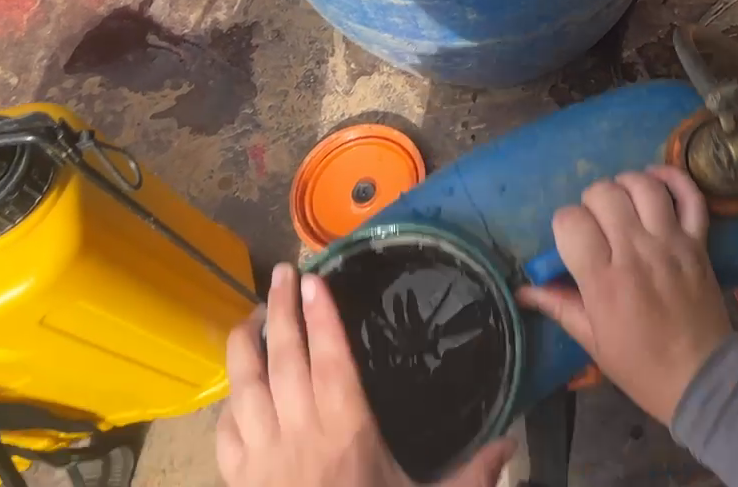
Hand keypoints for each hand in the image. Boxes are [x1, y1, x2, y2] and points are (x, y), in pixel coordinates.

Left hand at [217, 263, 515, 486]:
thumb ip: (471, 476)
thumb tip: (512, 440)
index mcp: (347, 432)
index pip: (331, 359)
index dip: (323, 315)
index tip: (315, 277)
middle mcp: (299, 435)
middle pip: (284, 359)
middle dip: (280, 310)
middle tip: (281, 272)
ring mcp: (260, 460)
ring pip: (245, 387)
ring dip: (246, 345)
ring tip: (251, 312)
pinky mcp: (238, 483)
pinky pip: (225, 431)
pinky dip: (229, 399)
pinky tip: (237, 384)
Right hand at [515, 166, 732, 423]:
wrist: (701, 377)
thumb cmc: (640, 364)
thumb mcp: (592, 340)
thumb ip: (559, 305)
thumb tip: (522, 289)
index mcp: (603, 280)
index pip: (571, 221)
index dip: (565, 223)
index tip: (572, 238)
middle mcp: (636, 252)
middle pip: (604, 194)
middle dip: (592, 200)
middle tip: (597, 221)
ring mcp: (671, 242)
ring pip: (644, 186)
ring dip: (626, 184)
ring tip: (623, 199)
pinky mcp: (698, 241)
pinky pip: (690, 195)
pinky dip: (674, 178)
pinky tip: (656, 180)